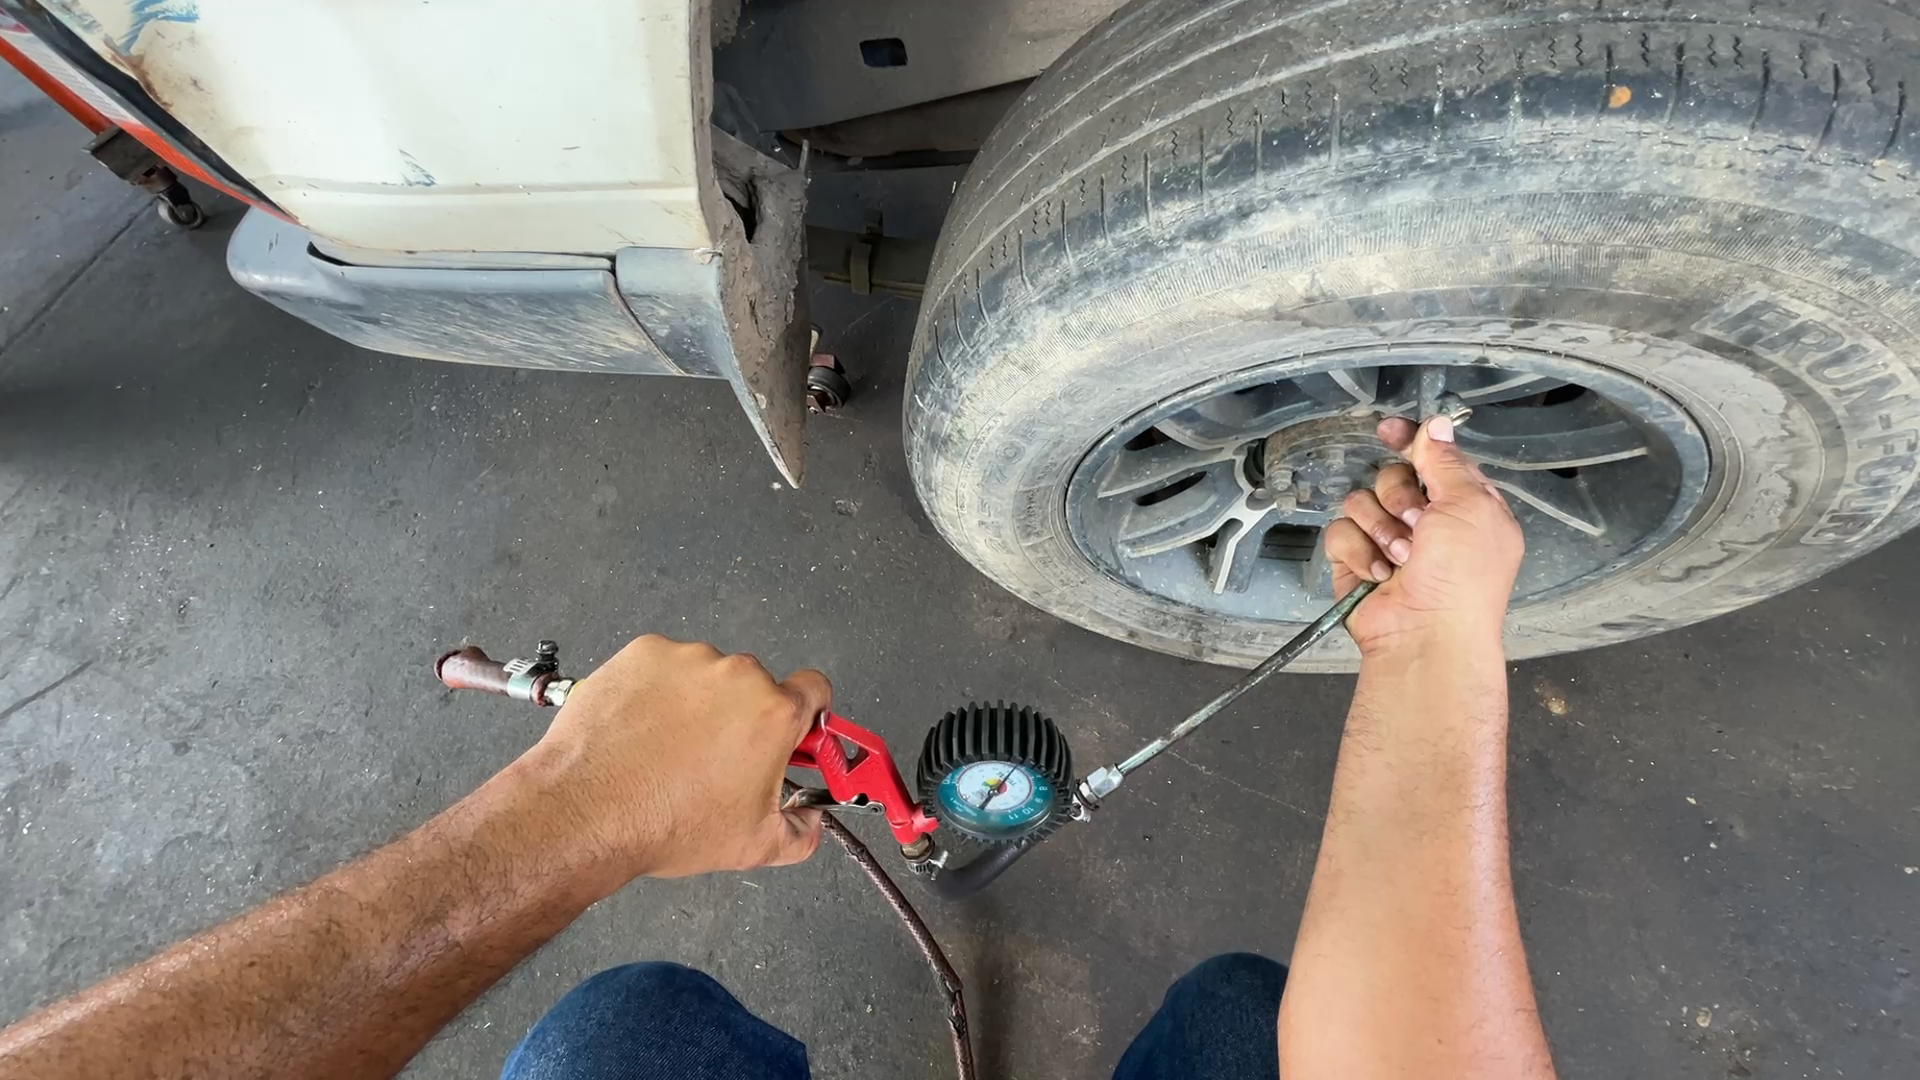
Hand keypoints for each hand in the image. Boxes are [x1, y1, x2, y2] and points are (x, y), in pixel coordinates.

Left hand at [519, 635, 826, 881]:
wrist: (584, 813)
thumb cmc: (666, 823)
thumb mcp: (753, 846)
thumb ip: (802, 831)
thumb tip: (810, 819)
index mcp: (775, 712)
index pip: (815, 688)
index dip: (806, 712)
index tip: (790, 732)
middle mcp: (739, 674)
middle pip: (756, 686)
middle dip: (743, 715)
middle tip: (715, 755)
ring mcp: (690, 658)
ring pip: (708, 674)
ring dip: (698, 701)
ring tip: (667, 746)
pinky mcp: (646, 653)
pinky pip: (665, 665)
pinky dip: (657, 689)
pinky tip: (641, 727)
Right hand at [1324, 415, 1523, 654]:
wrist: (1424, 631)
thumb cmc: (1462, 575)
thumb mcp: (1469, 507)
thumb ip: (1446, 462)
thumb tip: (1436, 423)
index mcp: (1462, 504)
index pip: (1430, 457)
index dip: (1409, 440)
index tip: (1387, 430)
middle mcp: (1423, 520)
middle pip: (1389, 477)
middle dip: (1398, 499)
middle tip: (1417, 526)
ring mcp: (1384, 539)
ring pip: (1359, 503)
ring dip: (1379, 530)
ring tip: (1399, 559)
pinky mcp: (1353, 558)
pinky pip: (1339, 532)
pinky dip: (1357, 552)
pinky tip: (1376, 573)